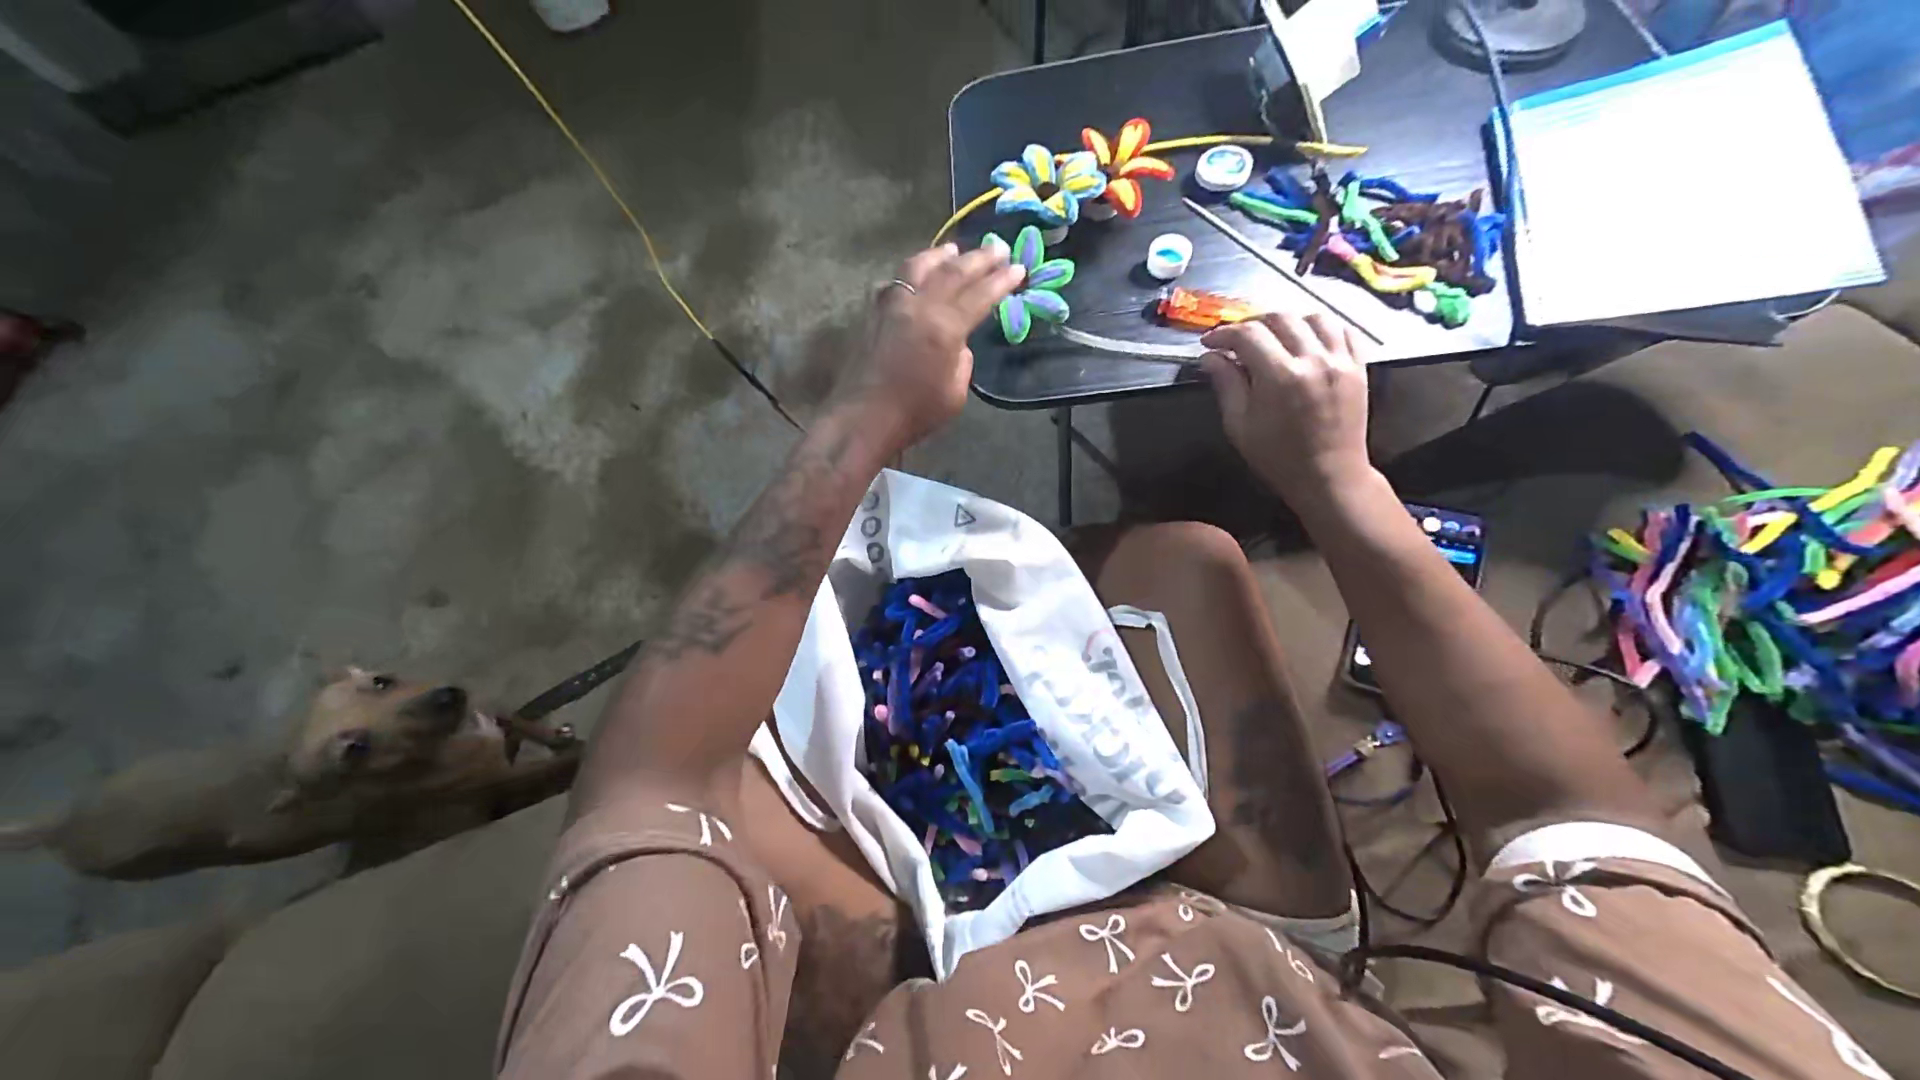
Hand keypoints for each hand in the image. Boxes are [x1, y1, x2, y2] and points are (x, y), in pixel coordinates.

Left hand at [830, 244, 1024, 451]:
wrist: (864, 418)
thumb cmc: (915, 413)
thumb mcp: (955, 393)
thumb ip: (962, 360)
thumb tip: (958, 343)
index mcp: (945, 327)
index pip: (980, 295)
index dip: (1002, 281)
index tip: (1019, 268)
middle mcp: (918, 306)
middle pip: (952, 272)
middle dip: (979, 259)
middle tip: (998, 248)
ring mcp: (892, 305)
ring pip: (918, 267)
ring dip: (940, 256)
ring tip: (954, 250)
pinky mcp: (873, 313)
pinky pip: (894, 282)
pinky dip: (910, 273)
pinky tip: (914, 275)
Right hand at [1199, 313, 1375, 505]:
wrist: (1328, 476)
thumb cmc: (1277, 457)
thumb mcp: (1239, 425)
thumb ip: (1226, 384)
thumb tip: (1210, 357)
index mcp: (1280, 377)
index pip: (1248, 335)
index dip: (1223, 334)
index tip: (1209, 343)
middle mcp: (1313, 360)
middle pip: (1280, 318)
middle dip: (1252, 323)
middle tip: (1236, 338)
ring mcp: (1340, 361)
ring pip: (1314, 317)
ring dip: (1288, 321)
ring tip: (1273, 337)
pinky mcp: (1358, 366)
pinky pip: (1343, 331)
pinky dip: (1322, 328)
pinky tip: (1307, 340)